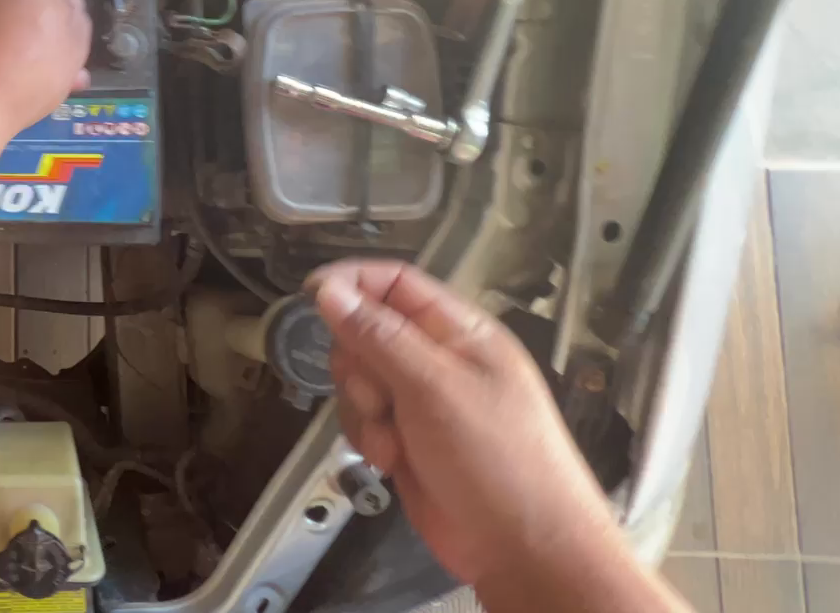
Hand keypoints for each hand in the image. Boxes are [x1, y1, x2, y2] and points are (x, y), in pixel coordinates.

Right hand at [306, 260, 626, 592]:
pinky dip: (366, 435)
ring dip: (361, 406)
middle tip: (376, 392)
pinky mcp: (403, 435)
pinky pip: (359, 414)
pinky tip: (392, 459)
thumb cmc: (498, 462)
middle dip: (357, 362)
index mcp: (459, 333)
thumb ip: (376, 335)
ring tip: (392, 434)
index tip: (312, 296)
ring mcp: (419, 399)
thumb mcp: (434, 388)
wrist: (527, 558)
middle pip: (364, 329)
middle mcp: (436, 359)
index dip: (352, 281)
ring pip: (355, 375)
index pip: (394, 282)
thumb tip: (326, 290)